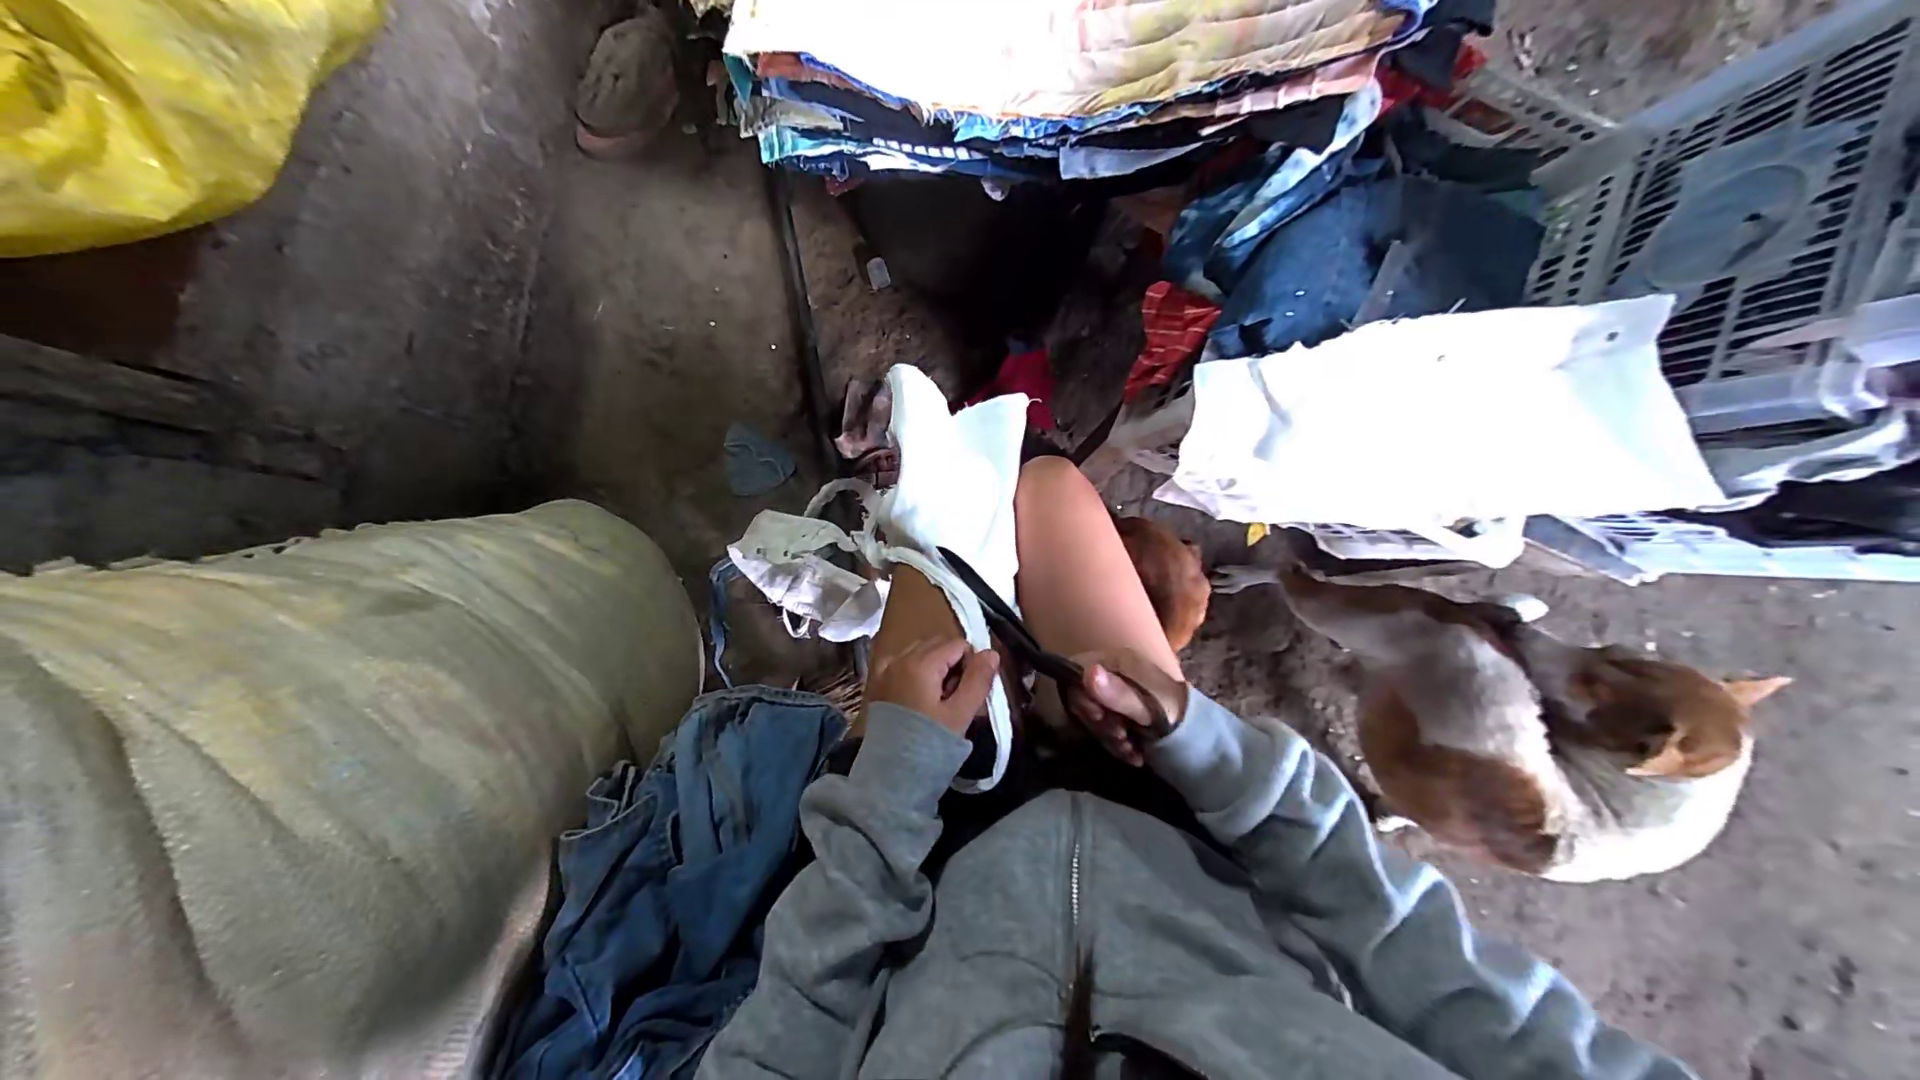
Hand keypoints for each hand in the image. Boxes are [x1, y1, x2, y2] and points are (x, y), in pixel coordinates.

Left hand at [865, 637, 999, 735]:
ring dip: (934, 664)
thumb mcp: (960, 714)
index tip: (969, 690)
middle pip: (937, 644)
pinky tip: (918, 693)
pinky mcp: (877, 683)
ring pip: (919, 651)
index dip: (971, 663)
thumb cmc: (929, 744)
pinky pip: (901, 662)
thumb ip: (977, 680)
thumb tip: (991, 652)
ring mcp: (885, 670)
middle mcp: (899, 658)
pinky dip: (914, 669)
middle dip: (953, 661)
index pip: (957, 644)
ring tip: (938, 698)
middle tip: (956, 696)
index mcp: (920, 663)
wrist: (890, 775)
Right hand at [1066, 648, 1188, 765]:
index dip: (1081, 697)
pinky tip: (1133, 754)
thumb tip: (1088, 673)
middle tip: (1121, 737)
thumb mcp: (1147, 707)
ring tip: (1131, 750)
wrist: (1201, 736)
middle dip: (1100, 724)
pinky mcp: (1118, 711)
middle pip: (1083, 696)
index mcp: (1118, 661)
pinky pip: (1103, 727)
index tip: (1098, 717)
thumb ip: (1118, 693)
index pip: (1077, 671)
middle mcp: (1111, 672)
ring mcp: (1114, 691)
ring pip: (1093, 715)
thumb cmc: (1175, 715)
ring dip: (1109, 738)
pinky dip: (1115, 744)